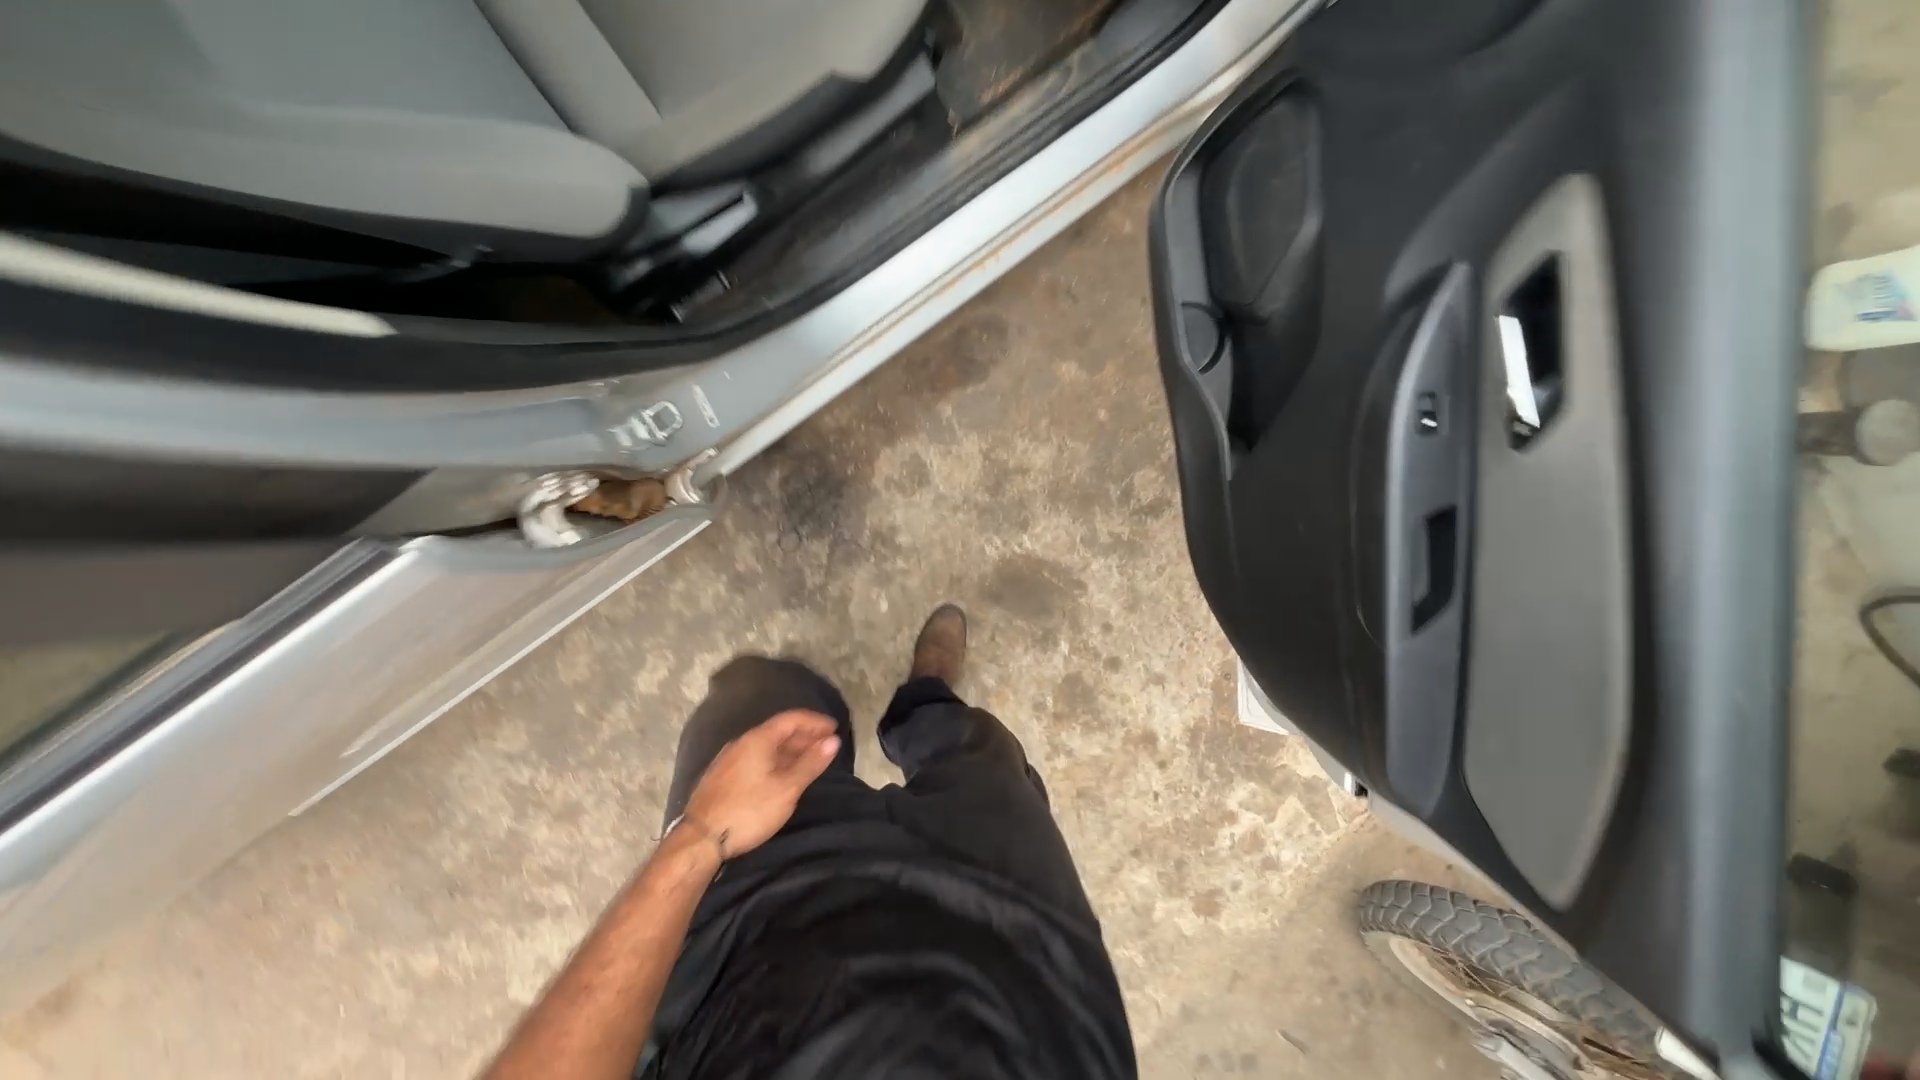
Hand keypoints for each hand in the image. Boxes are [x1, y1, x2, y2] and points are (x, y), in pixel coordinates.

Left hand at [680, 710, 840, 857]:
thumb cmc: (748, 810)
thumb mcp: (787, 788)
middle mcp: (742, 743)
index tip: (835, 728)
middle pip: (778, 731)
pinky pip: (756, 758)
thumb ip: (811, 763)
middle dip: (805, 736)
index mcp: (758, 740)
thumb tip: (833, 740)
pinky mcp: (723, 777)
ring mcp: (729, 760)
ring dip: (790, 750)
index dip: (815, 721)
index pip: (792, 719)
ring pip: (766, 746)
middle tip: (826, 745)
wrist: (700, 840)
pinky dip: (775, 760)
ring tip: (810, 760)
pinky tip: (782, 775)